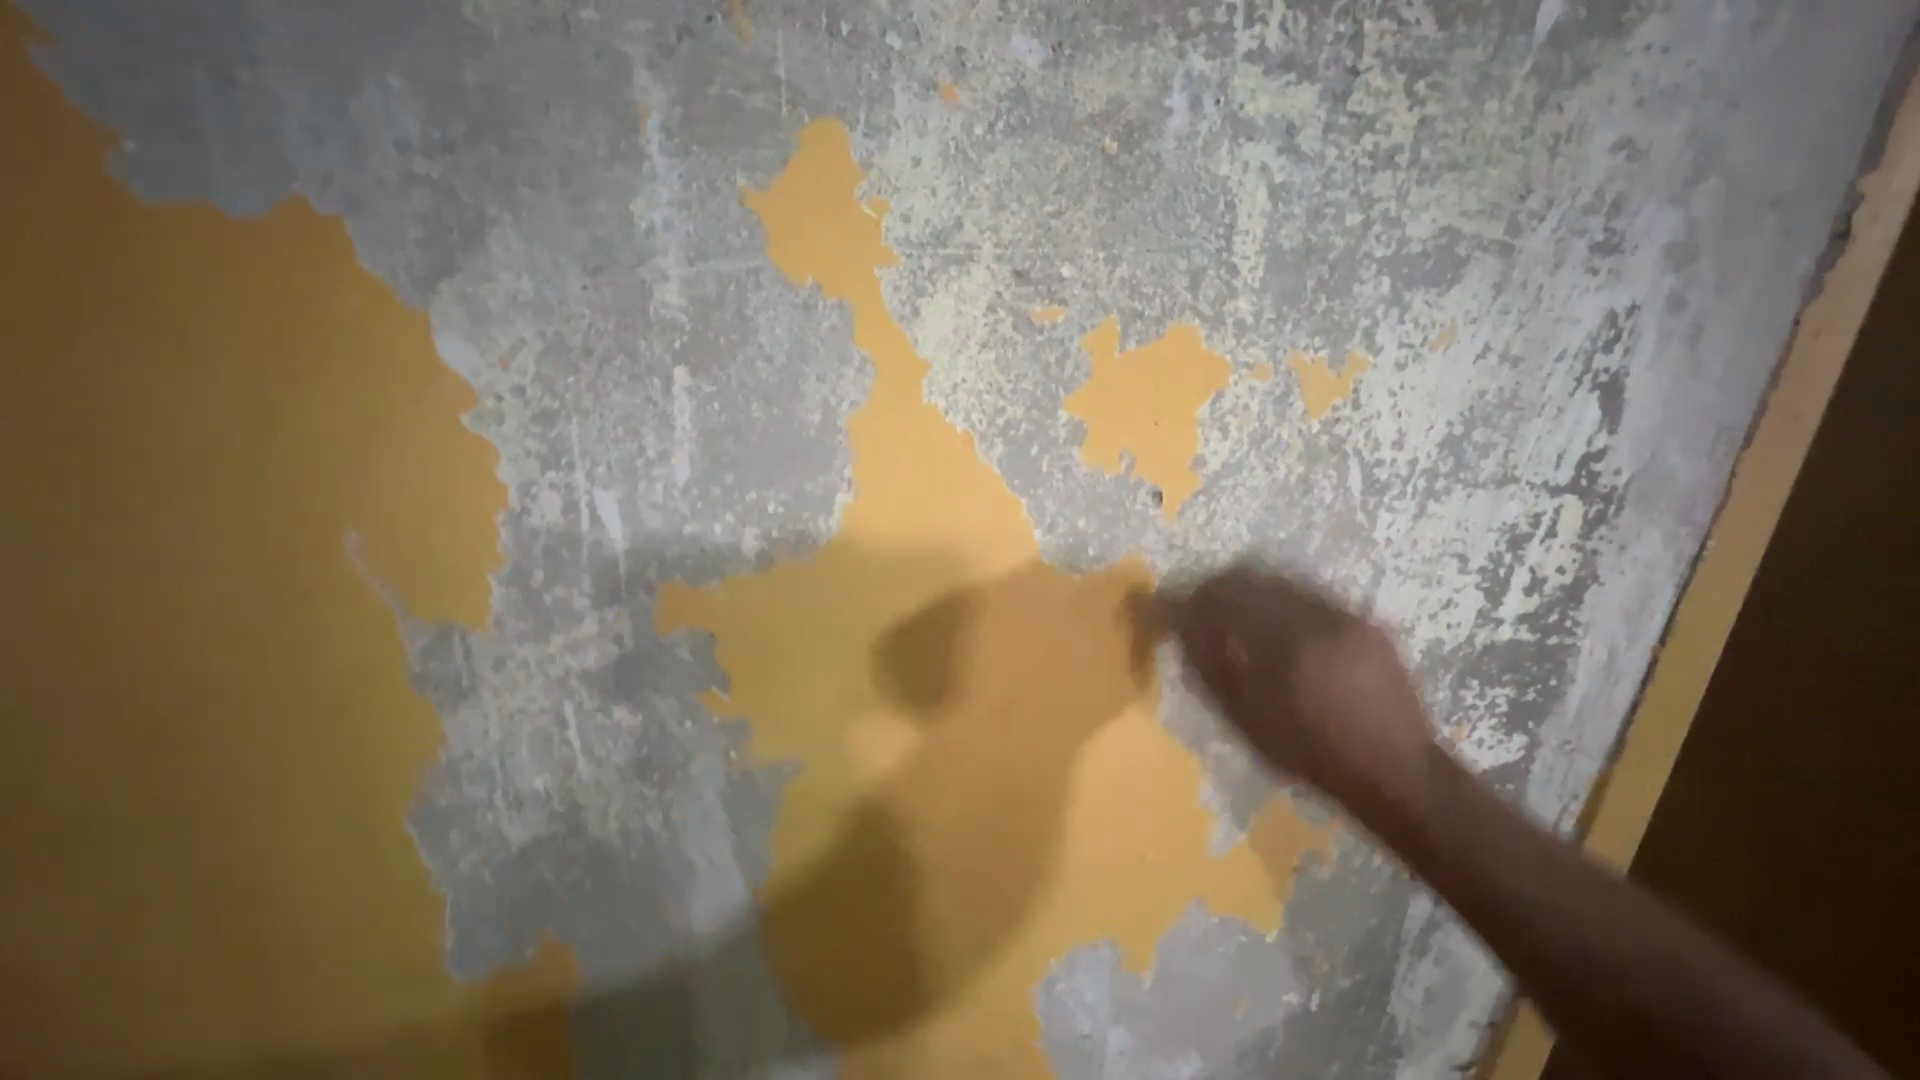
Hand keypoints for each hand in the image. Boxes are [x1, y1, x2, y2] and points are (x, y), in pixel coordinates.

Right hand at [1162, 565, 1435, 812]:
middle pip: (1252, 579)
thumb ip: (1212, 667)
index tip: (1176, 608)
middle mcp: (1316, 618)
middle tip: (1202, 610)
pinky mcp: (1365, 622)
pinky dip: (1286, 605)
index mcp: (1283, 644)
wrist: (1395, 771)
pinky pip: (1312, 598)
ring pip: (1283, 584)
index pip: (1223, 597)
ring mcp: (1345, 616)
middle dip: (1219, 589)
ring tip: (1239, 619)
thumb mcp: (1248, 720)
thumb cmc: (1312, 755)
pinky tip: (1283, 632)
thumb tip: (1183, 627)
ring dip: (1252, 593)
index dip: (1192, 598)